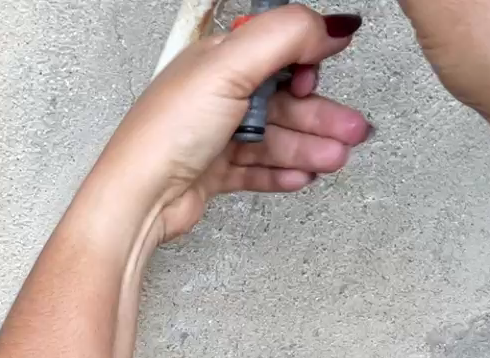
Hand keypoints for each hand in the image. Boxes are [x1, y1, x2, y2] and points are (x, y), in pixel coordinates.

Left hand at [83, 5, 370, 242]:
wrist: (138, 199)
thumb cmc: (164, 135)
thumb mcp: (229, 67)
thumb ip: (285, 36)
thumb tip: (329, 25)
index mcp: (216, 61)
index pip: (276, 52)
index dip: (307, 64)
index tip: (327, 75)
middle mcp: (214, 96)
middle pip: (282, 101)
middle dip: (321, 117)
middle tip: (352, 131)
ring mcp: (213, 138)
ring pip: (274, 139)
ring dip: (308, 149)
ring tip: (332, 161)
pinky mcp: (211, 175)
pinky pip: (255, 169)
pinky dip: (280, 173)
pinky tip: (301, 177)